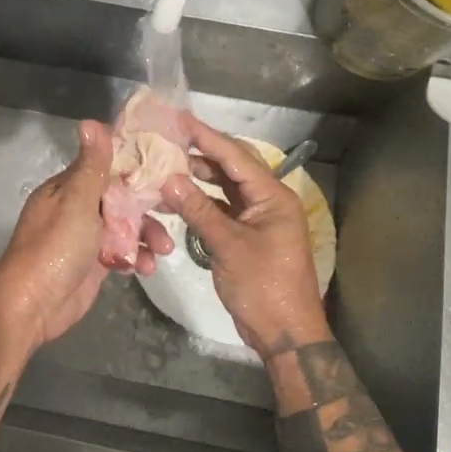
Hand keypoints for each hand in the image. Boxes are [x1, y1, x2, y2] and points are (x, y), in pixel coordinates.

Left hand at [0, 120, 173, 350]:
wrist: (33, 305)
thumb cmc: (54, 248)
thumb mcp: (76, 203)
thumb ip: (91, 167)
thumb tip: (90, 121)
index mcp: (66, 188)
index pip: (104, 165)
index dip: (134, 162)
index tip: (168, 162)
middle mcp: (76, 208)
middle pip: (119, 197)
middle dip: (147, 204)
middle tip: (176, 210)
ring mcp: (85, 237)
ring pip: (124, 226)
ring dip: (147, 234)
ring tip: (164, 249)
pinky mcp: (93, 264)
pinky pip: (121, 253)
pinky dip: (137, 257)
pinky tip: (147, 268)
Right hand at [161, 114, 326, 354]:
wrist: (284, 332)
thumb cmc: (263, 286)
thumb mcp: (228, 246)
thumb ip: (197, 210)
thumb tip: (168, 178)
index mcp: (273, 197)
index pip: (235, 157)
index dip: (206, 137)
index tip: (178, 119)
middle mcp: (267, 201)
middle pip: (231, 168)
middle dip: (200, 152)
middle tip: (167, 138)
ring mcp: (258, 219)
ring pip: (225, 188)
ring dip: (198, 177)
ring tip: (166, 163)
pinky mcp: (247, 236)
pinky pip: (222, 209)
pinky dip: (200, 202)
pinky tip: (176, 197)